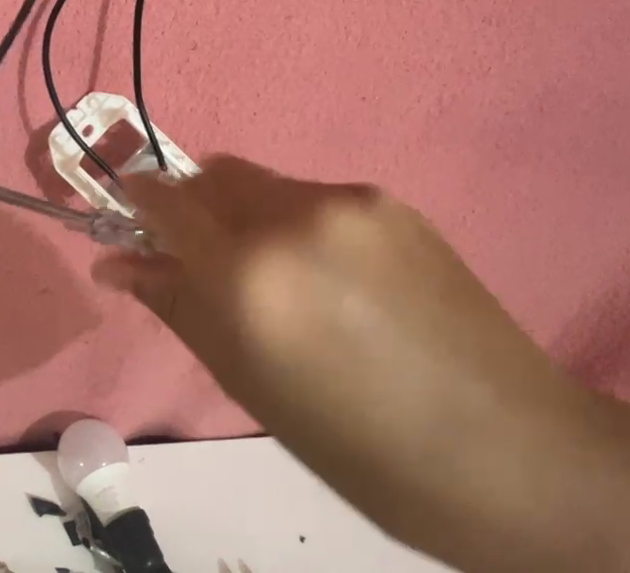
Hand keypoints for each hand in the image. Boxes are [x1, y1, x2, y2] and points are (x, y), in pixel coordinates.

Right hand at [92, 156, 629, 572]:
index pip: (161, 199)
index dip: (133, 202)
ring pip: (259, 184)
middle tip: (194, 260)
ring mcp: (347, 202)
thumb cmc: (358, 444)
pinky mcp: (390, 203)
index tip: (123, 219)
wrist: (515, 455)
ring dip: (240, 215)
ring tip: (272, 279)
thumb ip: (175, 304)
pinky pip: (311, 197)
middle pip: (208, 176)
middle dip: (187, 206)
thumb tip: (114, 263)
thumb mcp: (247, 380)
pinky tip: (328, 280)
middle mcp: (292, 217)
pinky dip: (292, 224)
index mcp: (249, 274)